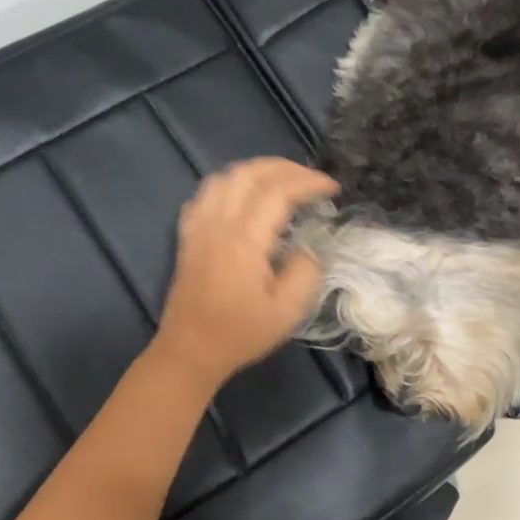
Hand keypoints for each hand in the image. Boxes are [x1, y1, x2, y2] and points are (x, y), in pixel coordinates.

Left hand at [151, 158, 338, 386]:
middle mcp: (218, 223)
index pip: (278, 191)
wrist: (189, 351)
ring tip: (280, 181)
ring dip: (255, 171)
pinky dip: (228, 185)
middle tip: (311, 179)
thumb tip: (306, 247)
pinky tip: (241, 197)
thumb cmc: (240, 334)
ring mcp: (198, 227)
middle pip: (249, 173)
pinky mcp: (187, 237)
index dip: (308, 182)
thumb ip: (305, 271)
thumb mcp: (287, 311)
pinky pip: (204, 194)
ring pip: (224, 177)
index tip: (332, 187)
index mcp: (244, 239)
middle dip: (285, 168)